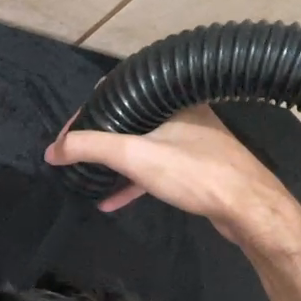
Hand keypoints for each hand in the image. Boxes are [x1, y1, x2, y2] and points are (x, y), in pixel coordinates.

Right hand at [43, 105, 299, 247]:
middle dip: (98, 137)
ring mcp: (190, 140)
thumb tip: (51, 150)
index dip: (87, 111)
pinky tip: (111, 200)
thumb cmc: (194, 173)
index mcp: (170, 97)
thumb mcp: (135, 156)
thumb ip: (90, 148)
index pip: (118, 91)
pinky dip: (131, 180)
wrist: (249, 209)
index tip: (66, 135)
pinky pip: (154, 167)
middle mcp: (181, 112)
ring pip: (141, 144)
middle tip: (73, 153)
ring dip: (113, 160)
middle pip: (128, 118)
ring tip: (87, 174)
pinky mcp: (195, 167)